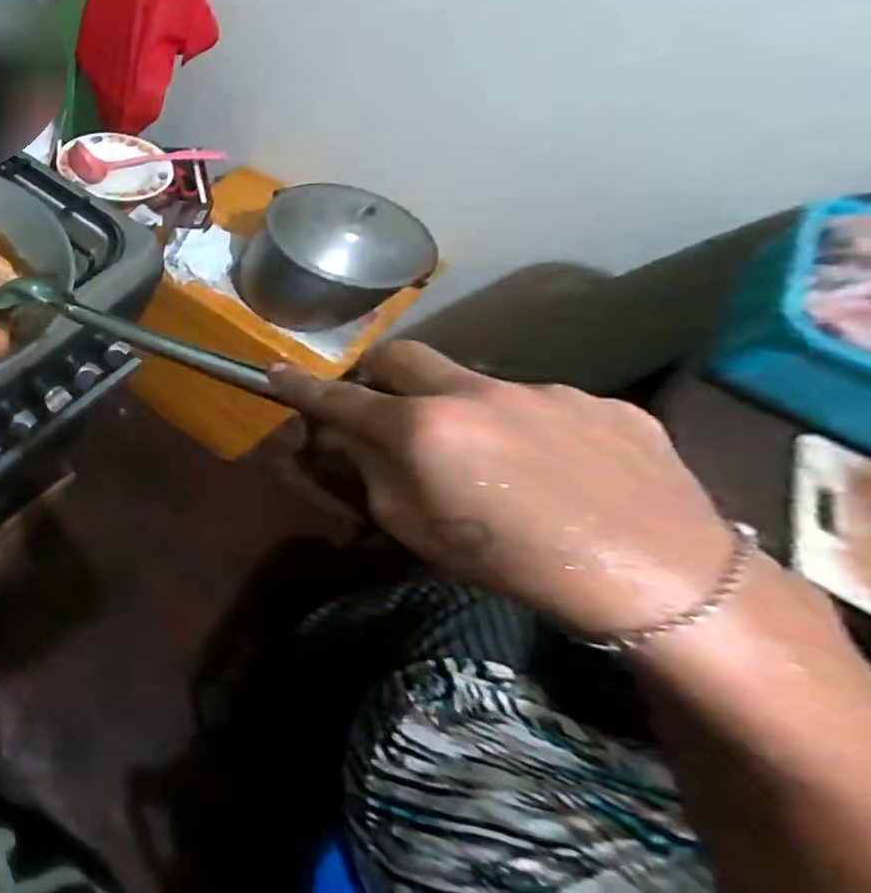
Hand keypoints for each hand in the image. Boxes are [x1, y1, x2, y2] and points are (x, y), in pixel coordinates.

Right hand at [268, 341, 735, 639]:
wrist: (662, 579)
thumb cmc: (510, 561)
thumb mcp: (411, 526)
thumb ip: (369, 472)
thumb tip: (349, 441)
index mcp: (420, 426)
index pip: (340, 397)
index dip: (300, 386)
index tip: (275, 372)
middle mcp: (474, 392)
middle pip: (402, 357)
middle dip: (377, 374)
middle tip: (383, 407)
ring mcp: (544, 391)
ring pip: (476, 384)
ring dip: (461, 409)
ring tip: (492, 461)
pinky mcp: (603, 404)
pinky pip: (543, 405)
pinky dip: (528, 428)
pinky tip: (555, 471)